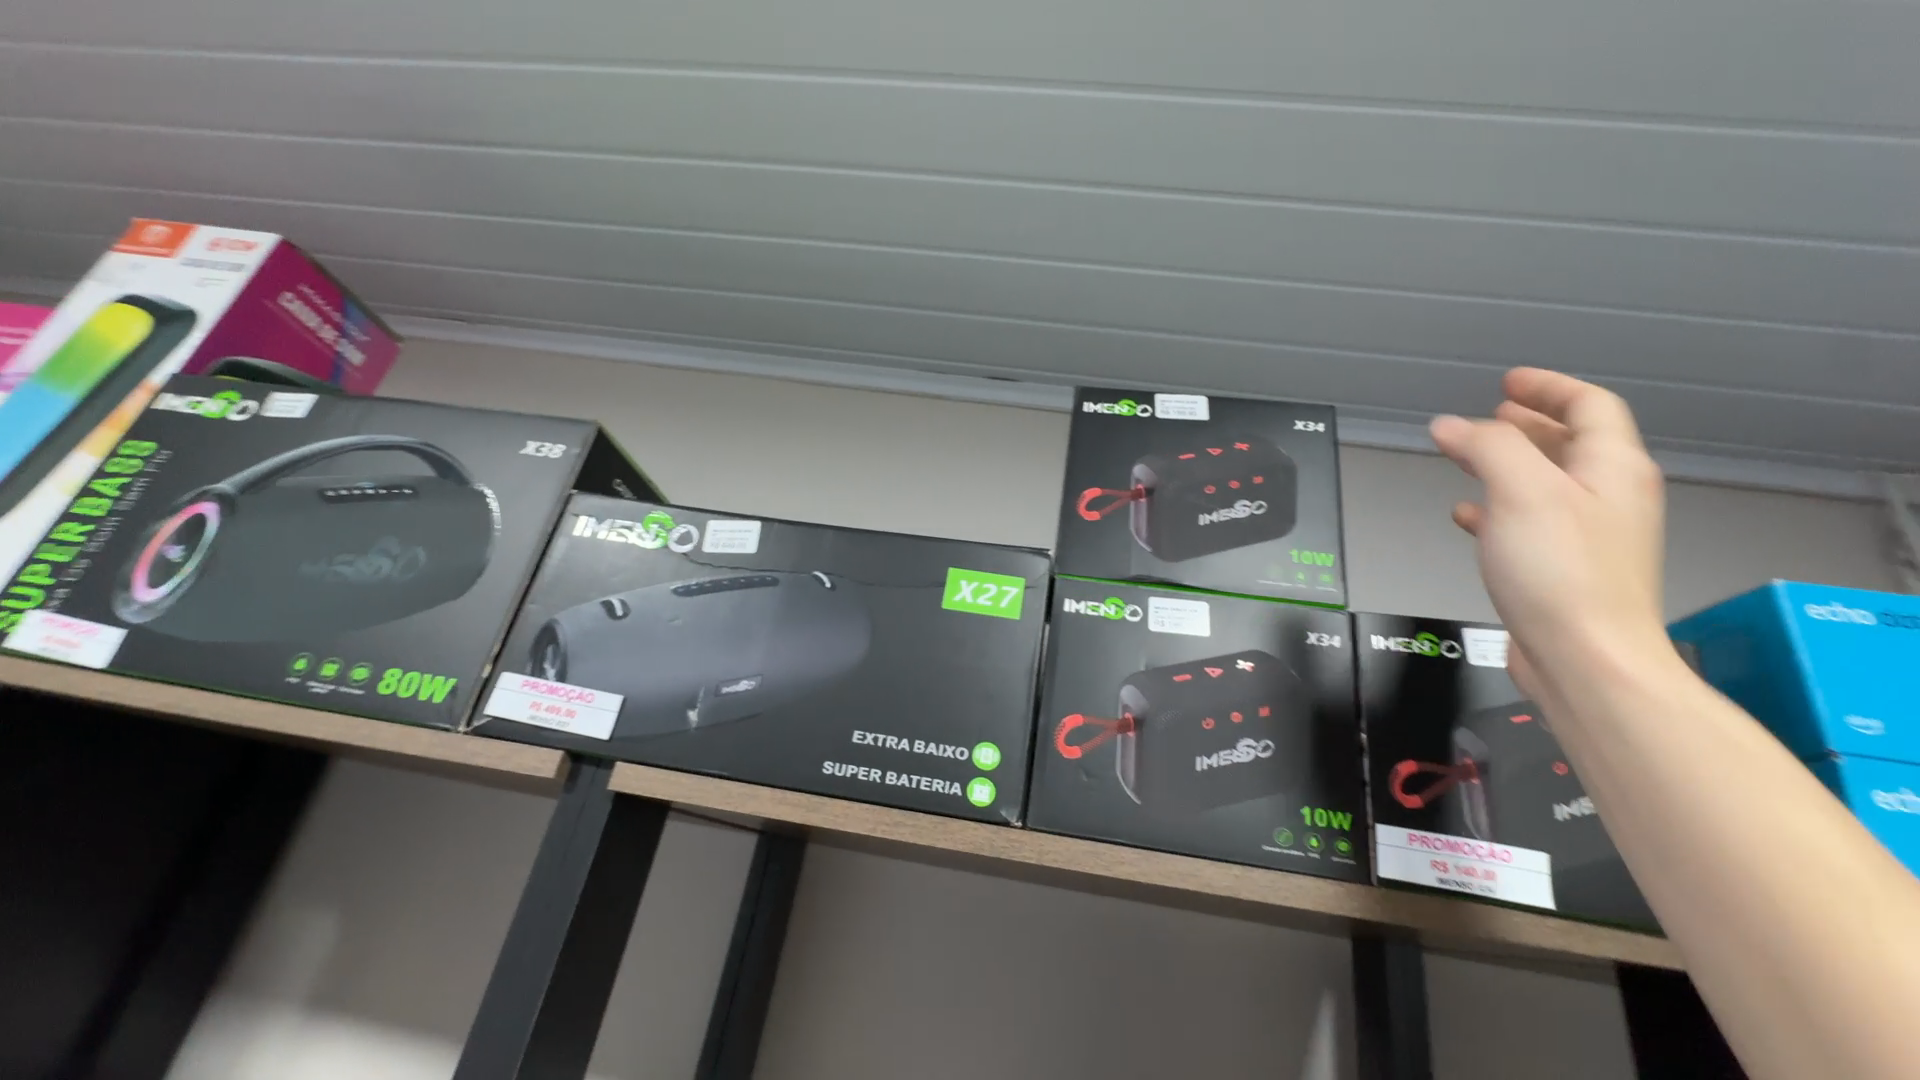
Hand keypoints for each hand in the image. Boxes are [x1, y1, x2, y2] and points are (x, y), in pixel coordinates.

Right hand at [1429, 369, 1669, 698]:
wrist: (1586, 660)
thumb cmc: (1562, 573)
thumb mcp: (1522, 491)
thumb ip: (1487, 447)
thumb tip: (1451, 425)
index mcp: (1611, 470)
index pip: (1590, 406)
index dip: (1548, 387)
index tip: (1508, 382)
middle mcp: (1608, 499)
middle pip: (1571, 444)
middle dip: (1527, 424)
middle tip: (1489, 415)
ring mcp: (1588, 538)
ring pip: (1546, 484)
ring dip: (1507, 464)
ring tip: (1468, 456)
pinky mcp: (1563, 571)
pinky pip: (1528, 524)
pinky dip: (1496, 509)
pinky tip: (1467, 516)